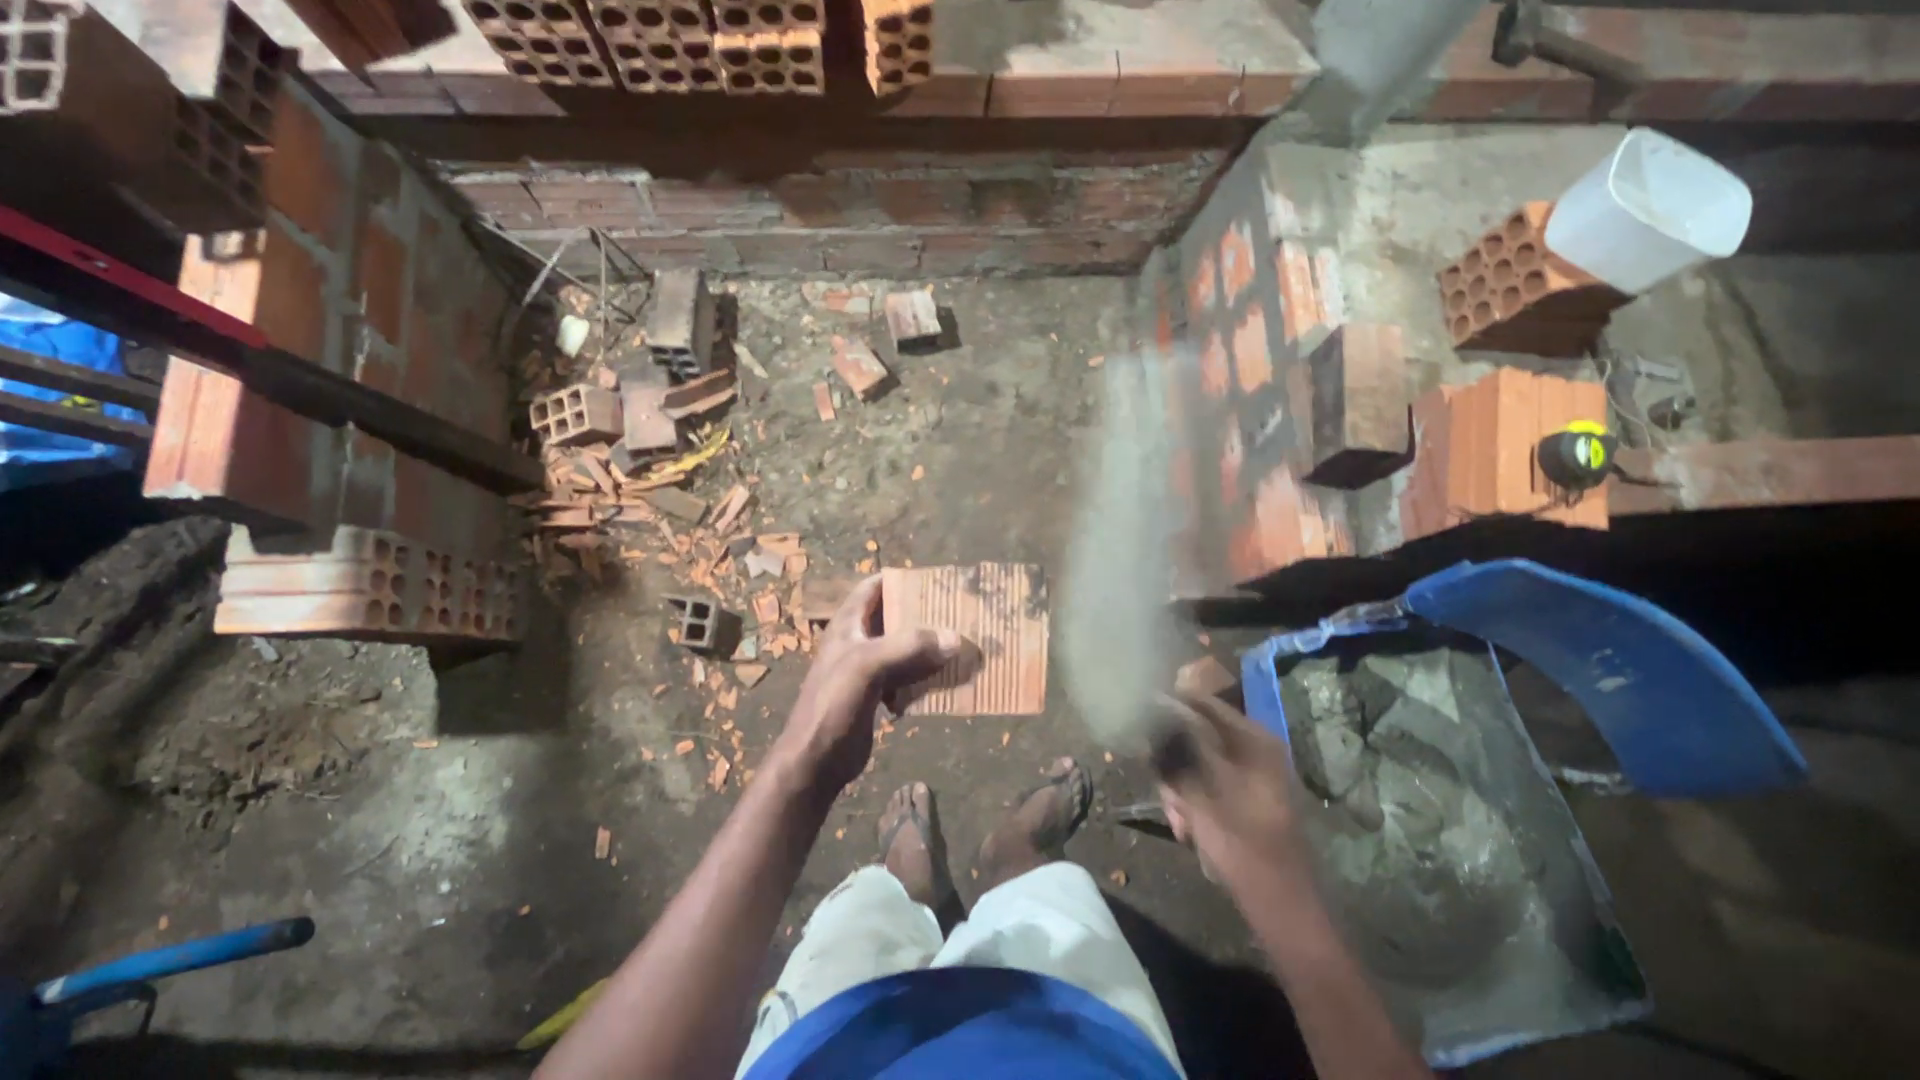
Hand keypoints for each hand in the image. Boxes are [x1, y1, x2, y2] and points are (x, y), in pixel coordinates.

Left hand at [767, 575, 962, 799]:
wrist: (816, 759)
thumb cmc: (834, 704)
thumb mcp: (867, 665)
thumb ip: (908, 646)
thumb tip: (953, 637)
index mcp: (847, 625)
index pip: (872, 588)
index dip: (899, 579)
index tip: (934, 579)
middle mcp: (856, 642)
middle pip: (893, 618)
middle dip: (923, 614)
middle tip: (957, 611)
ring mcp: (866, 671)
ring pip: (903, 649)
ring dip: (928, 647)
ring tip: (960, 642)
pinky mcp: (875, 696)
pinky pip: (906, 678)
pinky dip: (924, 676)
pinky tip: (947, 680)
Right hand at [1153, 693, 1309, 890]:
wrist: (1281, 902)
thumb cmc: (1242, 845)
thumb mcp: (1199, 797)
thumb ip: (1174, 757)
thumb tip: (1151, 725)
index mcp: (1255, 741)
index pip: (1204, 704)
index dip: (1170, 706)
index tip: (1140, 713)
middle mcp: (1258, 750)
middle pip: (1199, 737)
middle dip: (1175, 763)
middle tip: (1165, 793)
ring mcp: (1256, 775)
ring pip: (1201, 765)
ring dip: (1182, 789)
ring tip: (1178, 820)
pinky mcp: (1252, 799)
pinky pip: (1213, 786)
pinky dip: (1197, 802)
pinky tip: (1188, 829)